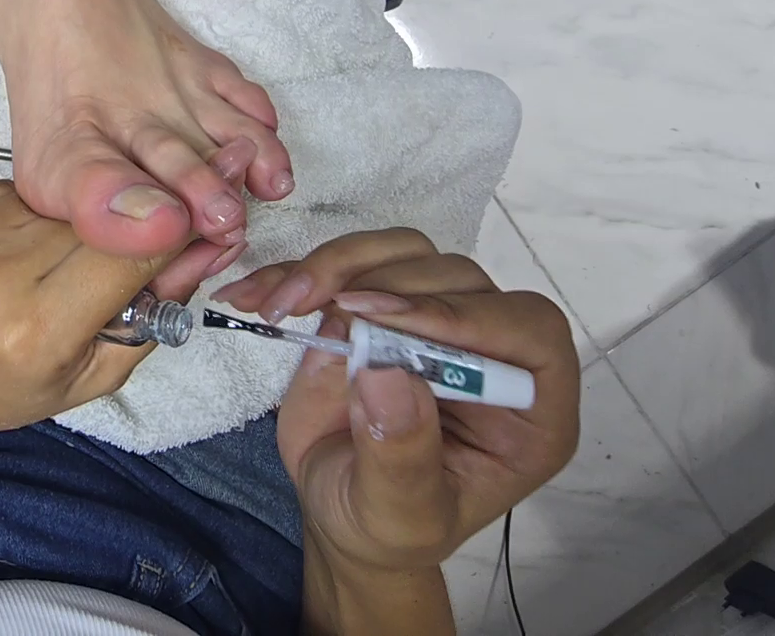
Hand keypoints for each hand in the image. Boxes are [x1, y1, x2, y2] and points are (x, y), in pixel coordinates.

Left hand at [0, 178, 228, 440]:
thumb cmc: (0, 384)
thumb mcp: (91, 378)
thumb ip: (153, 315)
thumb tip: (204, 243)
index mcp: (32, 329)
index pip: (129, 253)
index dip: (169, 233)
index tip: (194, 220)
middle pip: (92, 221)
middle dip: (116, 233)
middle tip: (104, 259)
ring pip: (52, 202)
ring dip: (64, 223)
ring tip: (41, 261)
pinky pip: (9, 190)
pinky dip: (21, 212)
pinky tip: (5, 245)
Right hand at [270, 230, 579, 575]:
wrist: (337, 502)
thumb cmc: (385, 522)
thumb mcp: (398, 513)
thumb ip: (400, 454)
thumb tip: (388, 371)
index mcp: (522, 404)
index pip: (524, 327)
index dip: (459, 312)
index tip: (379, 317)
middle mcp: (479, 348)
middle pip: (449, 275)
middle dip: (376, 282)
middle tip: (313, 306)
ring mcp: (420, 318)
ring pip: (396, 253)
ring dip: (331, 264)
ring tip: (280, 302)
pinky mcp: (365, 303)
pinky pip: (336, 265)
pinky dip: (287, 272)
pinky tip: (249, 298)